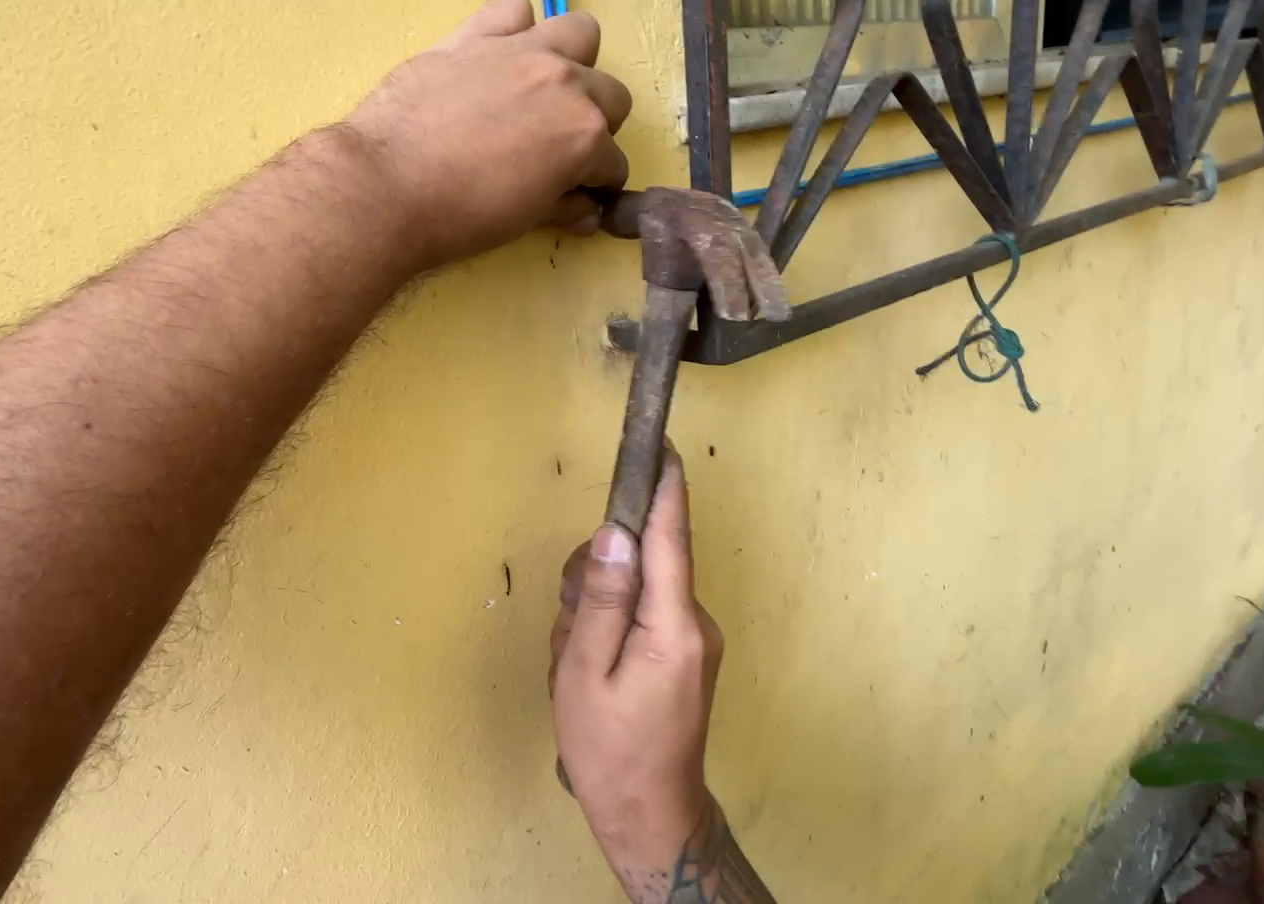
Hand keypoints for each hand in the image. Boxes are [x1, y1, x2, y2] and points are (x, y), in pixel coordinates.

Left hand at [343, 0, 632, 268]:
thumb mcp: (524, 220)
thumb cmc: (460, 217)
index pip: (613, 161)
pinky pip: (513, 11)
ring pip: (579, 34)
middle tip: (555, 149)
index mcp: (586, 134)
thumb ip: (564, 206)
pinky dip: (513, 31)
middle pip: (610, 95)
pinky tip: (492, 62)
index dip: (597, 182)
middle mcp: (566, 83)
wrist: (387, 187)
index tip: (578, 192)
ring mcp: (520, 50)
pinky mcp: (474, 35)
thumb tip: (586, 210)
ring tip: (536, 93)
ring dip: (571, 62)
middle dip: (594, 125)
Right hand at [550, 447, 725, 892]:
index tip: (662, 446)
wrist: (650, 817)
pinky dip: (609, 626)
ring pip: (635, 587)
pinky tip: (590, 666)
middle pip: (642, 560)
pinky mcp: (684, 651)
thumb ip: (600, 598)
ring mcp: (693, 638)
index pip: (670, 537)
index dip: (665, 488)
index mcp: (673, 625)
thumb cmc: (610, 749)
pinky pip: (642, 612)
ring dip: (596, 609)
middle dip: (596, 576)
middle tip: (569, 628)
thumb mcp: (584, 671)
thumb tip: (613, 533)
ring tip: (576, 661)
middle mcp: (694, 622)